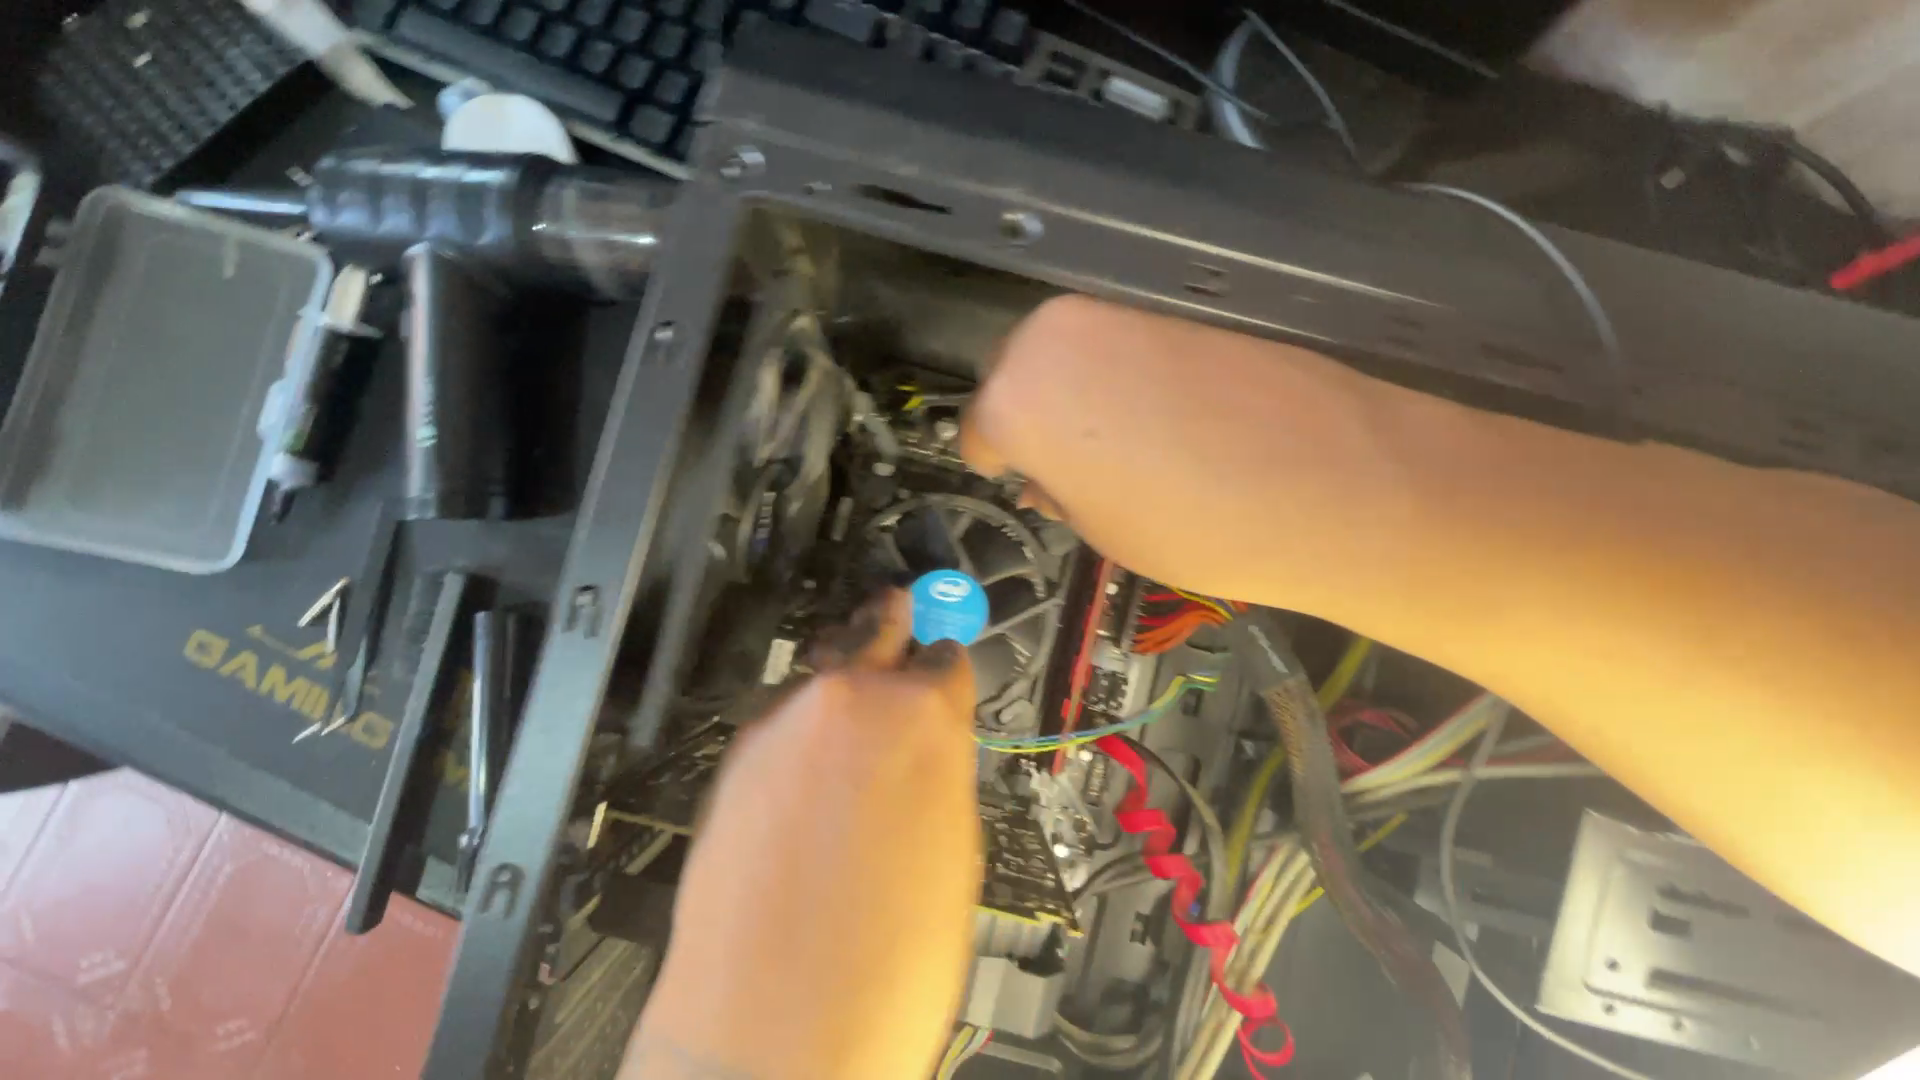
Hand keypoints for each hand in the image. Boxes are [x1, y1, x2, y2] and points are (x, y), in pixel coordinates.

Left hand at [626, 592, 978, 1079]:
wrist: (777, 1025)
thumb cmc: (888, 959)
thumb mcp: (956, 849)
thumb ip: (940, 772)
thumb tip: (930, 750)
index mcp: (923, 717)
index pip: (946, 653)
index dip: (950, 661)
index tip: (948, 663)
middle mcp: (849, 703)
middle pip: (873, 627)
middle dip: (892, 620)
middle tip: (900, 606)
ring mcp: (783, 725)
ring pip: (820, 672)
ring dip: (840, 674)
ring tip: (854, 683)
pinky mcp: (736, 759)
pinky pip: (779, 718)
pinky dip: (798, 723)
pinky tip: (809, 759)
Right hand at [959, 294, 1407, 615]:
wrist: (1336, 481)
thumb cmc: (1196, 527)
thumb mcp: (1100, 529)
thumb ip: (1056, 490)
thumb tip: (1048, 477)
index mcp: (1018, 395)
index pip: (977, 427)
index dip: (994, 464)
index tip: (1016, 484)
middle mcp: (1056, 334)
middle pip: (1016, 378)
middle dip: (1031, 421)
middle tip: (1068, 473)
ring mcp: (1119, 313)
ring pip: (1068, 358)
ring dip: (1076, 400)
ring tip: (1123, 454)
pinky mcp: (1175, 309)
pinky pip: (1121, 349)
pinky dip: (1124, 381)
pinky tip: (1166, 425)